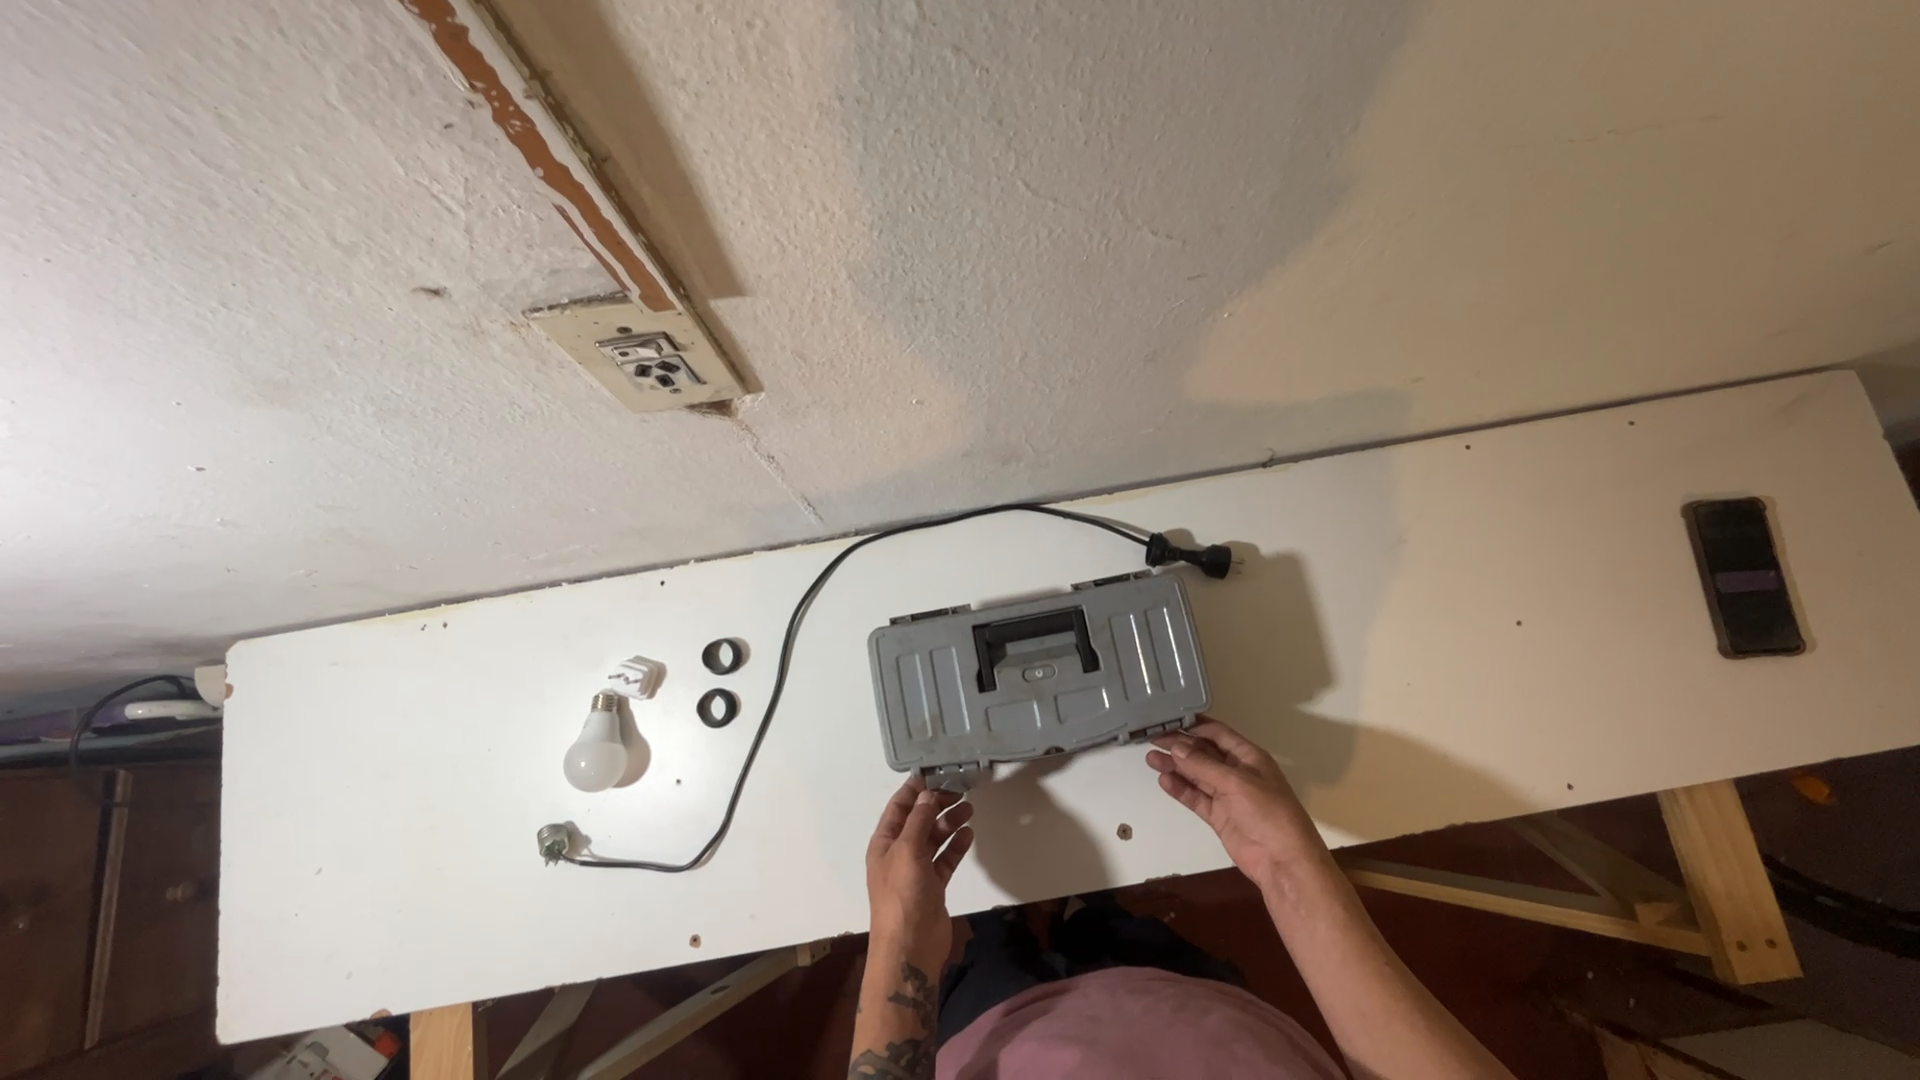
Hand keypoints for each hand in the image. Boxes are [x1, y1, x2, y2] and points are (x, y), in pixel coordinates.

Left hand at [866, 777, 974, 964]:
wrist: (909, 947)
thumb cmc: (902, 895)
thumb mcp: (907, 851)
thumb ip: (918, 821)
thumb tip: (927, 795)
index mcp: (884, 842)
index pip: (899, 807)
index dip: (915, 789)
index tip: (936, 772)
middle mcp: (899, 853)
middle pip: (919, 820)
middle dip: (937, 803)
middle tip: (960, 789)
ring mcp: (916, 870)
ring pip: (934, 838)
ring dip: (949, 822)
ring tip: (969, 808)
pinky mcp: (933, 885)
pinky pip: (945, 858)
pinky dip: (956, 846)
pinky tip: (969, 834)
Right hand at [1147, 717, 1327, 884]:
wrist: (1283, 861)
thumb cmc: (1269, 813)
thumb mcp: (1237, 783)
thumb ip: (1204, 765)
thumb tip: (1177, 747)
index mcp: (1249, 757)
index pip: (1218, 734)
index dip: (1195, 726)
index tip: (1169, 721)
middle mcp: (1237, 773)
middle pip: (1204, 754)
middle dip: (1180, 746)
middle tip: (1154, 740)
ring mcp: (1228, 795)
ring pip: (1197, 775)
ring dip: (1176, 767)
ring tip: (1151, 759)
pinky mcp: (1219, 816)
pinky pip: (1196, 797)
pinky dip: (1180, 789)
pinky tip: (1164, 781)